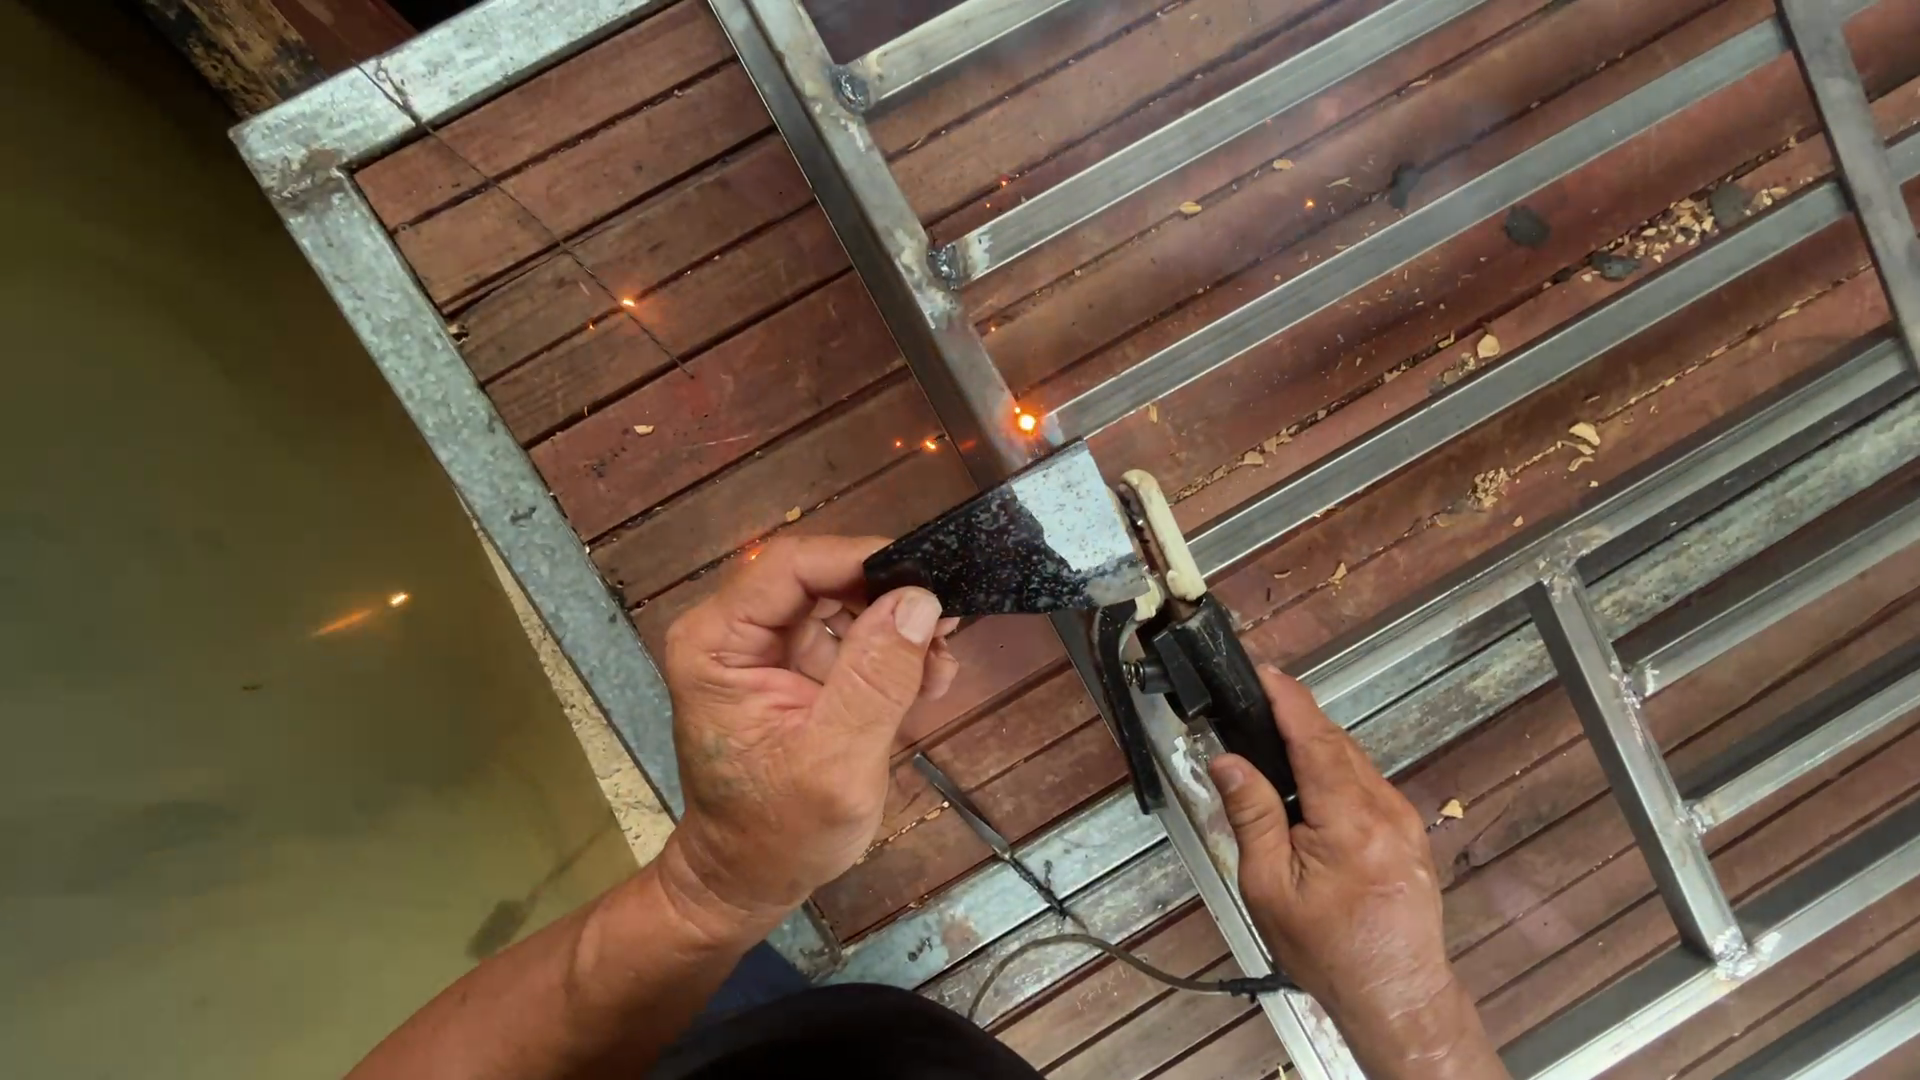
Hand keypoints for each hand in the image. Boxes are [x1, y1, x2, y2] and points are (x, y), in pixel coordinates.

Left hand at [655, 536, 959, 941]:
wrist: (753, 877)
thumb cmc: (780, 832)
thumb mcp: (836, 763)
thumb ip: (875, 680)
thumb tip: (919, 600)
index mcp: (718, 642)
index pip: (791, 565)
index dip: (861, 560)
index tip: (928, 580)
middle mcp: (736, 629)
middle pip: (822, 574)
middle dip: (888, 595)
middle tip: (945, 626)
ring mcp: (769, 644)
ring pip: (845, 597)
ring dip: (898, 624)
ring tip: (938, 664)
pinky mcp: (799, 662)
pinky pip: (854, 631)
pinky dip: (894, 649)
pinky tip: (926, 680)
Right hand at [1208, 667, 1506, 1079]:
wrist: (1397, 997)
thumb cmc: (1327, 949)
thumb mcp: (1270, 886)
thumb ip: (1251, 815)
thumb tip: (1228, 760)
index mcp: (1349, 821)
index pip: (1315, 739)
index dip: (1288, 699)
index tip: (1263, 670)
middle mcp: (1385, 809)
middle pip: (1335, 741)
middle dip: (1295, 715)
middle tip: (1253, 700)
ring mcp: (1403, 818)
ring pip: (1352, 758)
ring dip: (1313, 740)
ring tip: (1271, 734)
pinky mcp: (1408, 829)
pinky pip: (1364, 779)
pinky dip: (1331, 764)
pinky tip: (1306, 777)